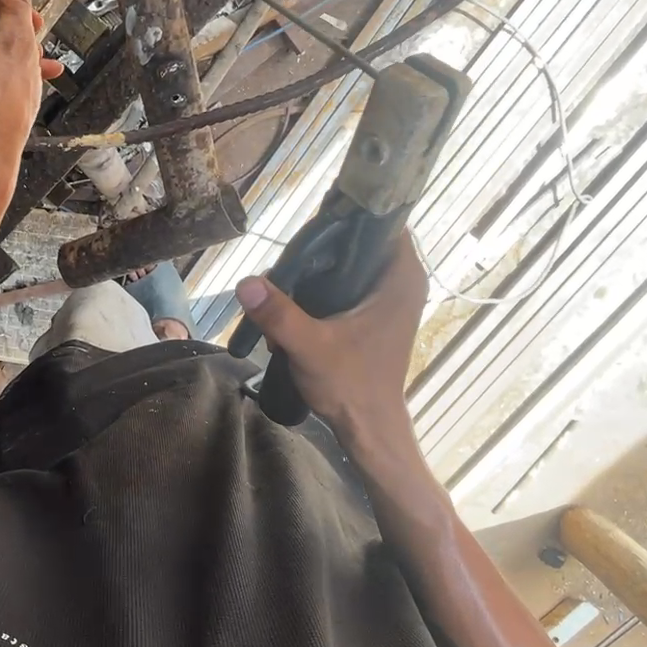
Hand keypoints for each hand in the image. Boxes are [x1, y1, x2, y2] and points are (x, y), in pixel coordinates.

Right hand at [234, 232, 428, 445]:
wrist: (368, 428)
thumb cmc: (351, 386)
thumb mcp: (310, 347)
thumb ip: (280, 314)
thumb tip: (245, 283)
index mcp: (400, 279)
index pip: (380, 221)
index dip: (345, 218)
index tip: (308, 231)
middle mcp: (400, 282)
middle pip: (356, 241)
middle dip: (318, 250)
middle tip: (286, 266)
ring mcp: (388, 299)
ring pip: (347, 264)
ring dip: (314, 274)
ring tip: (284, 289)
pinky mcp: (373, 315)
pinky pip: (344, 286)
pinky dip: (319, 292)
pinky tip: (293, 308)